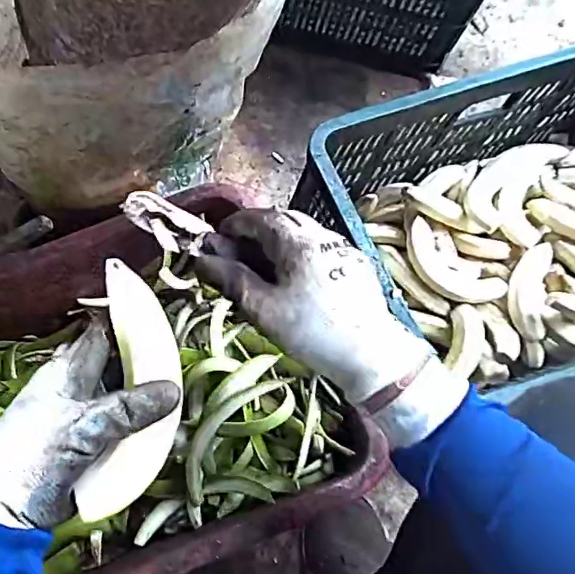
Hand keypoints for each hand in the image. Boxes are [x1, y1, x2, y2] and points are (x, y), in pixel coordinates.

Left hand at [0, 322, 180, 530]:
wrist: (0, 510)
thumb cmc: (31, 460)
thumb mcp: (84, 430)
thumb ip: (127, 409)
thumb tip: (171, 389)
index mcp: (68, 370)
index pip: (103, 333)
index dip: (128, 323)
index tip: (161, 323)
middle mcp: (73, 386)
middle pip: (114, 363)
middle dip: (144, 364)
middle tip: (176, 368)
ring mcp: (77, 416)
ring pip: (117, 395)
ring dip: (142, 398)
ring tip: (175, 401)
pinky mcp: (81, 444)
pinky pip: (116, 426)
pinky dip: (136, 427)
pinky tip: (155, 435)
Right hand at [193, 209, 465, 442]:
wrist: (372, 356)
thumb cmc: (311, 333)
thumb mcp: (262, 308)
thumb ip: (230, 278)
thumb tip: (202, 258)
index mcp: (297, 242)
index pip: (259, 216)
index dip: (234, 224)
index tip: (219, 237)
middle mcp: (322, 236)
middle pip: (283, 219)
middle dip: (255, 230)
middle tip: (237, 251)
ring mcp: (343, 249)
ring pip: (303, 232)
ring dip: (278, 240)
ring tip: (263, 265)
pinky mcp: (356, 265)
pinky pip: (320, 247)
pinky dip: (299, 252)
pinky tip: (294, 278)